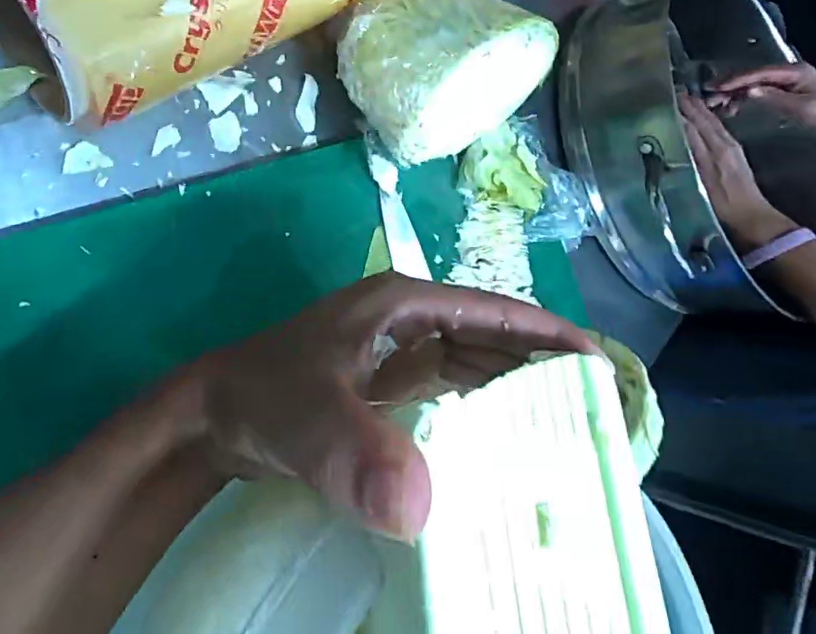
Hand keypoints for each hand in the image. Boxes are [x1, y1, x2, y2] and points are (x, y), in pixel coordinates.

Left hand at [183, 273, 594, 540]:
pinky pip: (445, 396)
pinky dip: (476, 413)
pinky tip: (501, 448)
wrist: (215, 414)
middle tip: (596, 414)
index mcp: (399, 305)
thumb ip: (358, 454)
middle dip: (538, 366)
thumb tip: (422, 510)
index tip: (599, 364)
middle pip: (485, 337)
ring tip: (564, 432)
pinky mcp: (381, 388)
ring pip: (468, 366)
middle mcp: (402, 322)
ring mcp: (390, 354)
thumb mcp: (311, 418)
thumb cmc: (266, 395)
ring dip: (511, 391)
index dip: (544, 330)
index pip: (487, 309)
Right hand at [678, 94, 795, 248]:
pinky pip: (718, 129)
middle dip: (688, 104)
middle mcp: (722, 145)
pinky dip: (707, 118)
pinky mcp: (735, 152)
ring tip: (684, 98)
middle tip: (671, 91)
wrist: (752, 216)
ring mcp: (730, 147)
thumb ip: (687, 157)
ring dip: (698, 108)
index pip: (691, 123)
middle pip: (703, 118)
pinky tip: (700, 117)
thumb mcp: (698, 181)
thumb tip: (670, 138)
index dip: (678, 110)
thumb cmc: (720, 204)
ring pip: (712, 121)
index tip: (663, 98)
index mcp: (712, 151)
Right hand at [709, 61, 815, 131]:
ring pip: (750, 85)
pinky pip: (755, 93)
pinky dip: (741, 99)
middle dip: (729, 86)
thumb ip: (775, 98)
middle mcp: (787, 73)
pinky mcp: (781, 93)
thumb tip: (748, 90)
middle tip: (708, 97)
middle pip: (751, 76)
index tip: (715, 87)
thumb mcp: (803, 108)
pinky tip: (730, 109)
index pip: (759, 73)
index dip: (736, 80)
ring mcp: (783, 83)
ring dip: (732, 94)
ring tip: (715, 105)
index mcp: (795, 71)